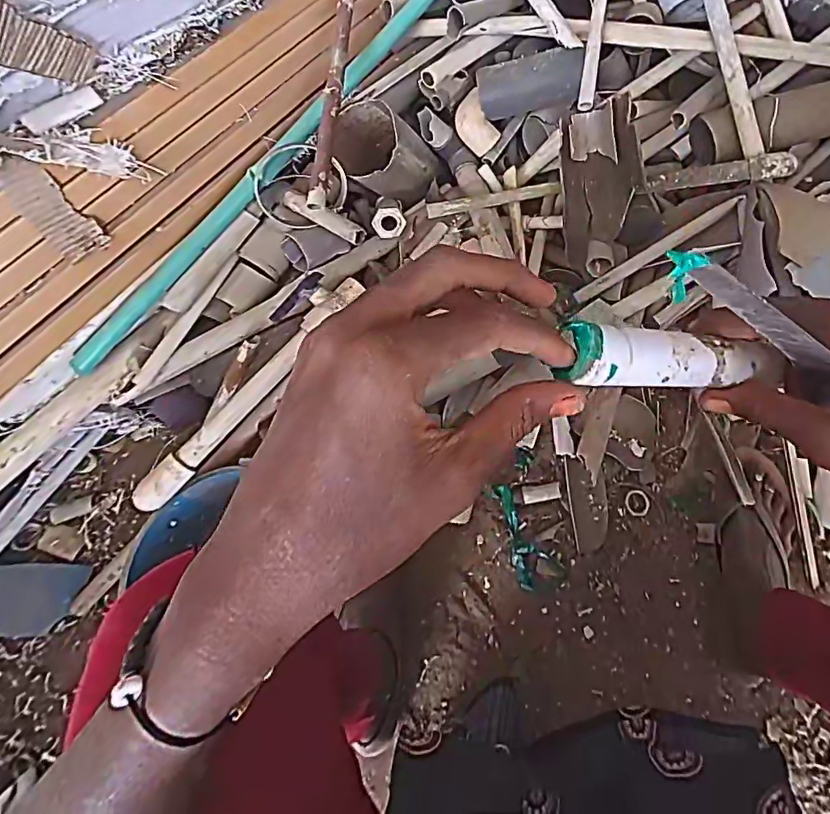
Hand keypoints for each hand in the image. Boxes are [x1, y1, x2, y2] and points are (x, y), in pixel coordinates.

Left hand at [145, 247, 579, 733]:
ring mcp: (330, 339)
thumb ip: (510, 420)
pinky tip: (456, 335)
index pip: (481, 322)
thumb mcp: (448, 477)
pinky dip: (428, 309)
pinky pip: (385, 307)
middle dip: (501, 274)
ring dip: (464, 287)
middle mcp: (349, 335)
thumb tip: (553, 395)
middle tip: (540, 296)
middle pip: (442, 269)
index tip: (559, 350)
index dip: (533, 333)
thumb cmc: (340, 532)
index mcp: (382, 362)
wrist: (270, 560)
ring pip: (411, 281)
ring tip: (506, 314)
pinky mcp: (322, 352)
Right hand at [694, 296, 829, 545]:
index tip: (697, 339)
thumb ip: (765, 409)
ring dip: (792, 362)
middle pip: (793, 317)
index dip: (726, 327)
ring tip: (797, 407)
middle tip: (734, 384)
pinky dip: (821, 363)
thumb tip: (719, 395)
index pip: (773, 313)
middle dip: (760, 353)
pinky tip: (826, 400)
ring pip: (816, 329)